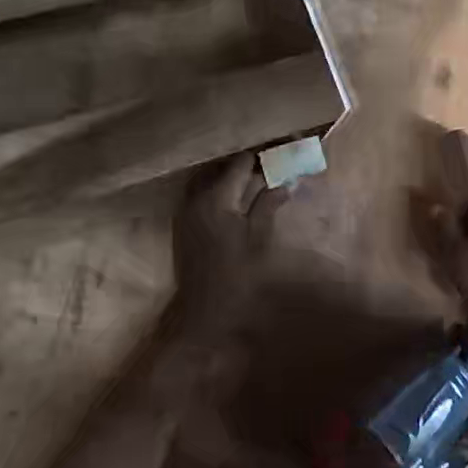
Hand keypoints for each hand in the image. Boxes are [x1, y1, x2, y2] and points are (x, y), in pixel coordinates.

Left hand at [174, 153, 288, 311]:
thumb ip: (268, 206)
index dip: (261, 158)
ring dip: (231, 177)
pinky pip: (200, 193)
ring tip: (256, 183)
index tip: (280, 157)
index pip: (239, 163)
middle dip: (247, 166)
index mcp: (217, 198)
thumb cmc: (236, 276)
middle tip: (272, 170)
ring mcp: (185, 209)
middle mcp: (196, 197)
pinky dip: (219, 189)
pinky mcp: (182, 221)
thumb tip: (285, 183)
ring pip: (209, 178)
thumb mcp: (259, 239)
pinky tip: (237, 200)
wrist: (202, 309)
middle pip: (222, 167)